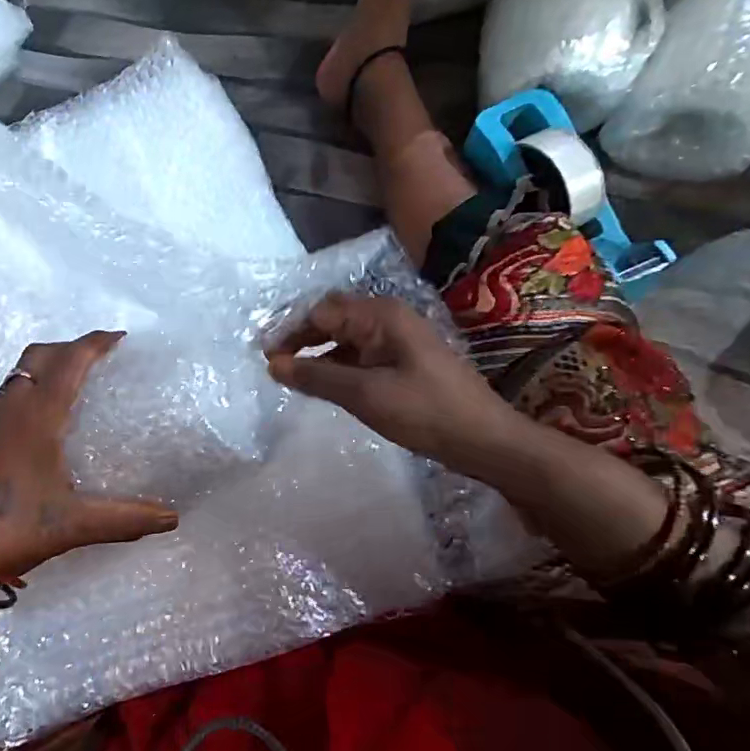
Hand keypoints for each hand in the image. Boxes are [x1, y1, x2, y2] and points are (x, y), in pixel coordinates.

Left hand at [0, 331, 180, 584]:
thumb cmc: (14, 531)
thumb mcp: (76, 526)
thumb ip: (127, 518)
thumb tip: (173, 517)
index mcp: (36, 419)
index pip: (68, 363)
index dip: (94, 344)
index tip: (118, 337)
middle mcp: (6, 411)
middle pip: (38, 356)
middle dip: (69, 348)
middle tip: (97, 360)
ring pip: (15, 378)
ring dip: (44, 371)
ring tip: (70, 390)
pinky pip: (0, 403)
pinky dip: (24, 397)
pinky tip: (33, 431)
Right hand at [265, 293, 522, 468]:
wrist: (484, 439)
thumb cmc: (425, 412)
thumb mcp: (364, 395)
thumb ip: (316, 377)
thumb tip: (273, 365)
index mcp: (380, 316)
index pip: (321, 311)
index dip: (290, 331)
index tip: (265, 357)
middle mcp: (388, 318)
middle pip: (332, 318)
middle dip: (301, 338)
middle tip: (273, 364)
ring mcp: (397, 340)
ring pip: (345, 338)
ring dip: (317, 354)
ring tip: (292, 378)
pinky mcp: (403, 361)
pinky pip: (360, 355)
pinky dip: (337, 366)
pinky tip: (323, 386)